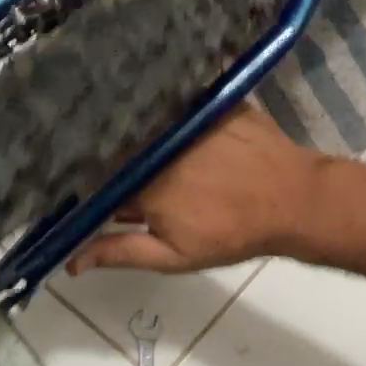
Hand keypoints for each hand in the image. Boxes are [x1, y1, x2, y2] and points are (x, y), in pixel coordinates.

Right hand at [69, 104, 328, 274]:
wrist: (296, 202)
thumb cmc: (231, 233)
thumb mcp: (173, 255)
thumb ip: (120, 252)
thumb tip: (70, 263)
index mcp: (140, 182)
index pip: (97, 179)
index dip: (89, 185)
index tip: (80, 192)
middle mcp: (155, 145)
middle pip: (118, 148)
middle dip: (109, 158)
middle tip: (116, 172)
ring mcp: (182, 120)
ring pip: (143, 125)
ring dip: (136, 134)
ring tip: (138, 147)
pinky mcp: (207, 103)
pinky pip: (174, 105)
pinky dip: (165, 113)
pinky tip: (165, 120)